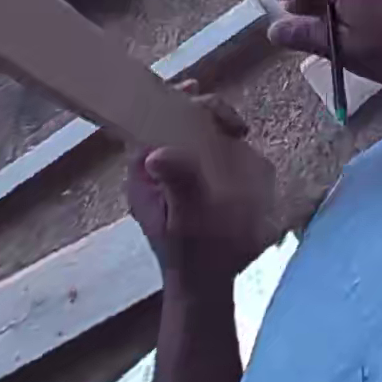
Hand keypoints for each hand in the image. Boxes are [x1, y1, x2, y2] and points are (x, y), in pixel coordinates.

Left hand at [125, 90, 271, 291]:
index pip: (145, 122)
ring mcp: (172, 175)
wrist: (209, 289)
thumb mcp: (190, 218)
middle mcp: (153, 170)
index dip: (165, 102)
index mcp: (143, 176)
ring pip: (185, 131)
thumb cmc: (200, 254)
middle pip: (168, 121)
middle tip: (231, 123)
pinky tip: (236, 140)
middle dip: (198, 111)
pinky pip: (199, 145)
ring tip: (237, 130)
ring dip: (210, 122)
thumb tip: (156, 152)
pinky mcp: (190, 180)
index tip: (194, 92)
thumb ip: (179, 182)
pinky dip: (216, 136)